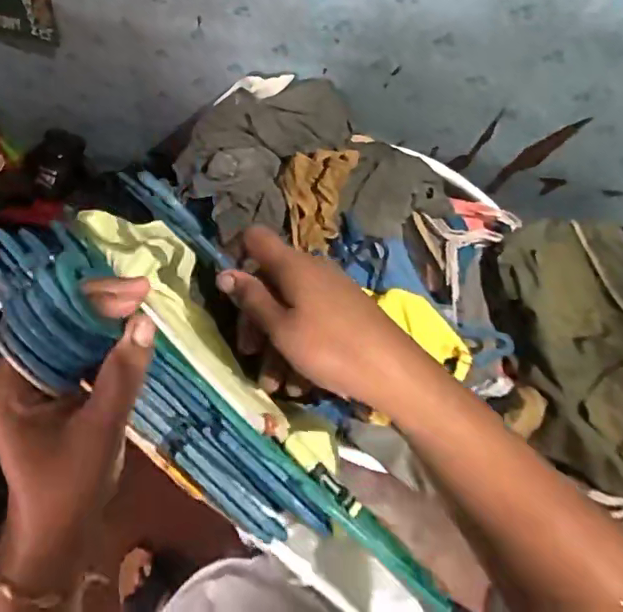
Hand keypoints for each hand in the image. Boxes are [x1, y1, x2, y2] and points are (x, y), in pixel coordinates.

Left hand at [0, 277, 154, 600]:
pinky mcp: (50, 390)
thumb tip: (145, 321)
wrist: (57, 543)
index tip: (131, 291)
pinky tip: (125, 330)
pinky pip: (74, 353)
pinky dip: (100, 341)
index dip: (89, 298)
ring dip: (101, 319)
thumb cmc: (69, 490)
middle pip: (55, 319)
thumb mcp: (100, 430)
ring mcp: (32, 379)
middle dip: (98, 303)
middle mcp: (16, 369)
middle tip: (140, 291)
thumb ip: (121, 374)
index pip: (47, 318)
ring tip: (137, 302)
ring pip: (67, 333)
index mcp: (12, 377)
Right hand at [217, 226, 438, 414]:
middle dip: (254, 318)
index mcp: (292, 264)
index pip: (254, 238)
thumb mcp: (281, 329)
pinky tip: (300, 382)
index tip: (230, 291)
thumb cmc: (331, 348)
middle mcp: (311, 269)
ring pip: (290, 308)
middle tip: (248, 353)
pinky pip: (311, 321)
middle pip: (269, 281)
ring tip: (275, 384)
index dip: (236, 255)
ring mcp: (331, 290)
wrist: (398, 375)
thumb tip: (224, 272)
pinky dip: (299, 346)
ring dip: (276, 343)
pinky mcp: (347, 312)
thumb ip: (251, 299)